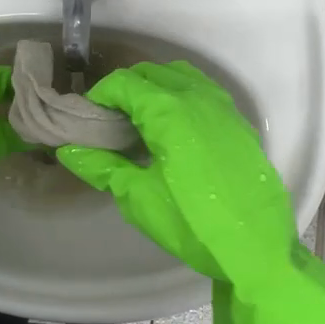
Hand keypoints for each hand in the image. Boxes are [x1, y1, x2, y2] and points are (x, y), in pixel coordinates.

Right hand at [56, 61, 324, 323]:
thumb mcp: (138, 197)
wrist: (255, 249)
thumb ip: (102, 167)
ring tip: (141, 124)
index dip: (100, 96)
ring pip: (181, 78)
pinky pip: (204, 94)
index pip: (124, 83)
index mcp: (169, 110)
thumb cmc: (192, 223)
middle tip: (110, 122)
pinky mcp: (239, 125)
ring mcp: (223, 109)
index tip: (88, 119)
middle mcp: (198, 97)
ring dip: (155, 90)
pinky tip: (174, 134)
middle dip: (126, 90)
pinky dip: (181, 100)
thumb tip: (69, 150)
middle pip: (152, 73)